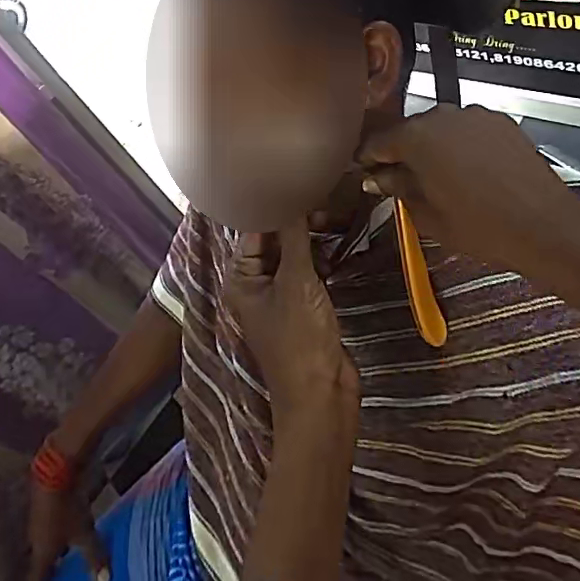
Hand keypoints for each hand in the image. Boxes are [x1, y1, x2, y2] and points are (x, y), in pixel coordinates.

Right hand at [23, 462, 105, 580]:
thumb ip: (94, 557)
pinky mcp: (40, 505)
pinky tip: (64, 529)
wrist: (55, 471)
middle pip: (39, 563)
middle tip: (59, 574)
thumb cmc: (69, 508)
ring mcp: (35, 522)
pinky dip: (54, 533)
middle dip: (48, 570)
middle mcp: (34, 542)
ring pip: (42, 543)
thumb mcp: (84, 533)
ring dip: (52, 551)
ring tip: (63, 555)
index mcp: (42, 555)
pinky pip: (46, 527)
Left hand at [226, 216, 357, 417]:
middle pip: (274, 240)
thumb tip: (292, 198)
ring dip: (311, 239)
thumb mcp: (297, 281)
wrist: (323, 397)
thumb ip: (294, 237)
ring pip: (294, 255)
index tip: (299, 184)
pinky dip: (321, 258)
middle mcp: (256, 283)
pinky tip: (337, 245)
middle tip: (325, 203)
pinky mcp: (304, 306)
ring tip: (334, 218)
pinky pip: (309, 271)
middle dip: (297, 222)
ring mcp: (281, 296)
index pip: (254, 229)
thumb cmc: (300, 338)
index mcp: (242, 277)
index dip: (276, 207)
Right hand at [356, 104, 579, 270]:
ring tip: (441, 179)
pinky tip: (470, 172)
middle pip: (410, 131)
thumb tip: (379, 179)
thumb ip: (397, 188)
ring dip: (435, 147)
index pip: (378, 142)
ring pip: (441, 129)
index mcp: (416, 138)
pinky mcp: (500, 122)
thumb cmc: (484, 227)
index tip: (365, 169)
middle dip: (404, 153)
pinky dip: (463, 145)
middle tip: (402, 180)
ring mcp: (474, 116)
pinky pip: (468, 130)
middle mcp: (443, 117)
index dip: (367, 158)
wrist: (545, 227)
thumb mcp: (427, 214)